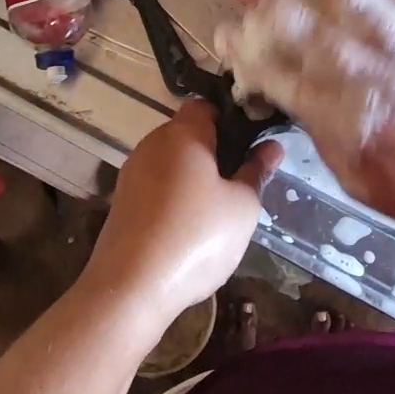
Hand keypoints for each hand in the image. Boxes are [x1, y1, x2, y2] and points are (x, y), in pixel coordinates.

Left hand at [79, 100, 282, 322]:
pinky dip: (173, 198)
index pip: (206, 106)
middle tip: (239, 184)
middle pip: (187, 134)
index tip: (250, 146)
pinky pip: (155, 186)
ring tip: (216, 212)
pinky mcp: (121, 200)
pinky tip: (187, 229)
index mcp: (182, 133)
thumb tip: (272, 146)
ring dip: (193, 178)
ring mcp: (132, 171)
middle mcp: (152, 143)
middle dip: (214, 152)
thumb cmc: (196, 237)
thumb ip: (257, 171)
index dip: (230, 120)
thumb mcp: (242, 206)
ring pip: (171, 162)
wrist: (131, 287)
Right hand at [218, 0, 394, 237]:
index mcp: (347, 117)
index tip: (224, 29)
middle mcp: (376, 78)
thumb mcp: (357, 176)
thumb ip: (323, 130)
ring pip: (366, 3)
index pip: (283, 78)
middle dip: (273, 3)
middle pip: (314, 34)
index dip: (248, 53)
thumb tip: (293, 88)